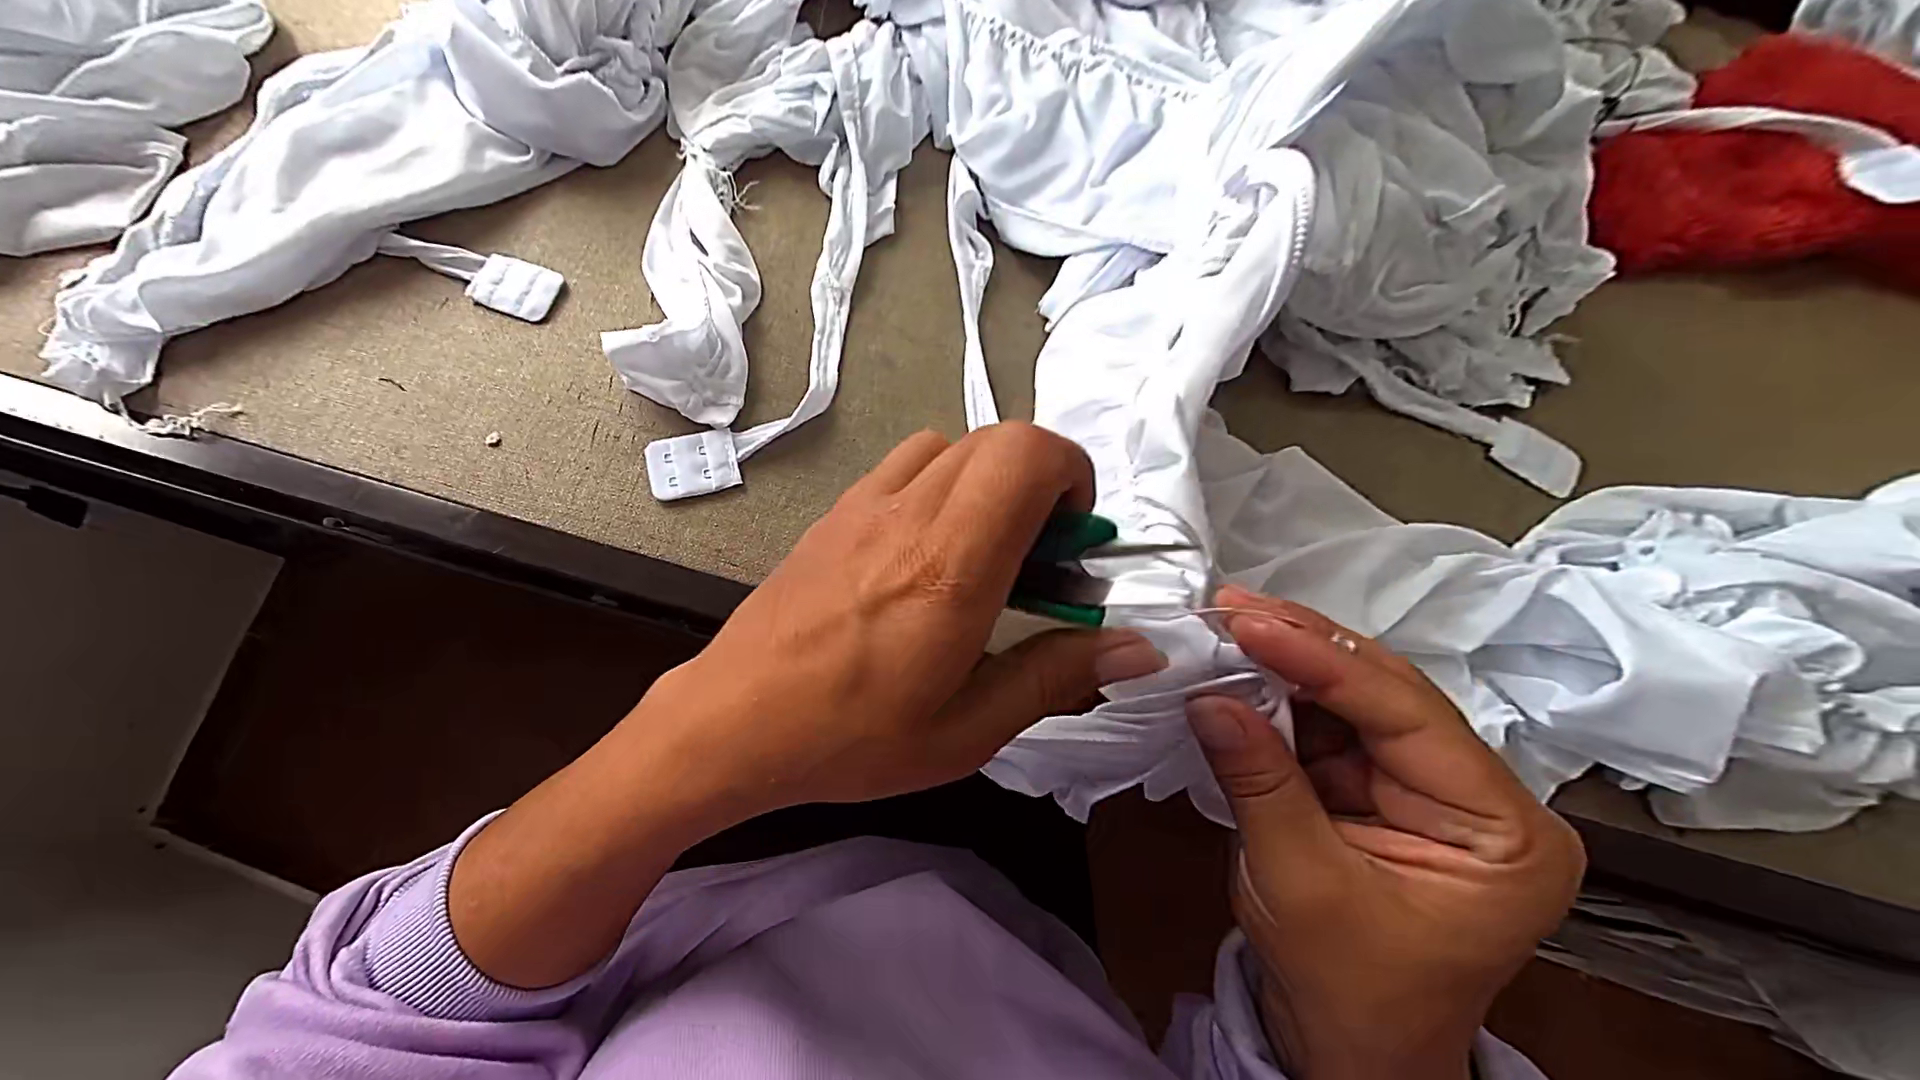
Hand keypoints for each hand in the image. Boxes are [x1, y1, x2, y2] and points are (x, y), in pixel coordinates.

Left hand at [646, 423, 1166, 812]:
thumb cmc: (851, 737)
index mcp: (952, 566)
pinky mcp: (837, 511)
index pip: (1029, 455)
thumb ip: (1057, 675)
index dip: (1072, 477)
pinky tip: (930, 552)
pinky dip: (945, 484)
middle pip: (1001, 439)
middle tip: (1041, 556)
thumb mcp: (968, 729)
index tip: (1073, 542)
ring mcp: (865, 504)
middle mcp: (911, 514)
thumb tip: (1138, 648)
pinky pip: (909, 465)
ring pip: (955, 446)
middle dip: (1043, 483)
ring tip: (987, 552)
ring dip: (992, 482)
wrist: (732, 721)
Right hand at [1186, 585, 1583, 1079]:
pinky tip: (1237, 668)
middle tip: (1234, 608)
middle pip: (1384, 691)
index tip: (1251, 623)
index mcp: (1501, 828)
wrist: (1344, 1044)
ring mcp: (1419, 781)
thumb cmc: (1345, 987)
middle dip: (1304, 646)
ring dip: (1284, 662)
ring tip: (1227, 626)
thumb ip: (1259, 781)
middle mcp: (1473, 790)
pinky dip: (1274, 694)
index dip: (1323, 661)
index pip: (1408, 715)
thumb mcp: (1299, 884)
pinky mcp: (1371, 781)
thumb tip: (1208, 698)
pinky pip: (1321, 722)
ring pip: (1349, 696)